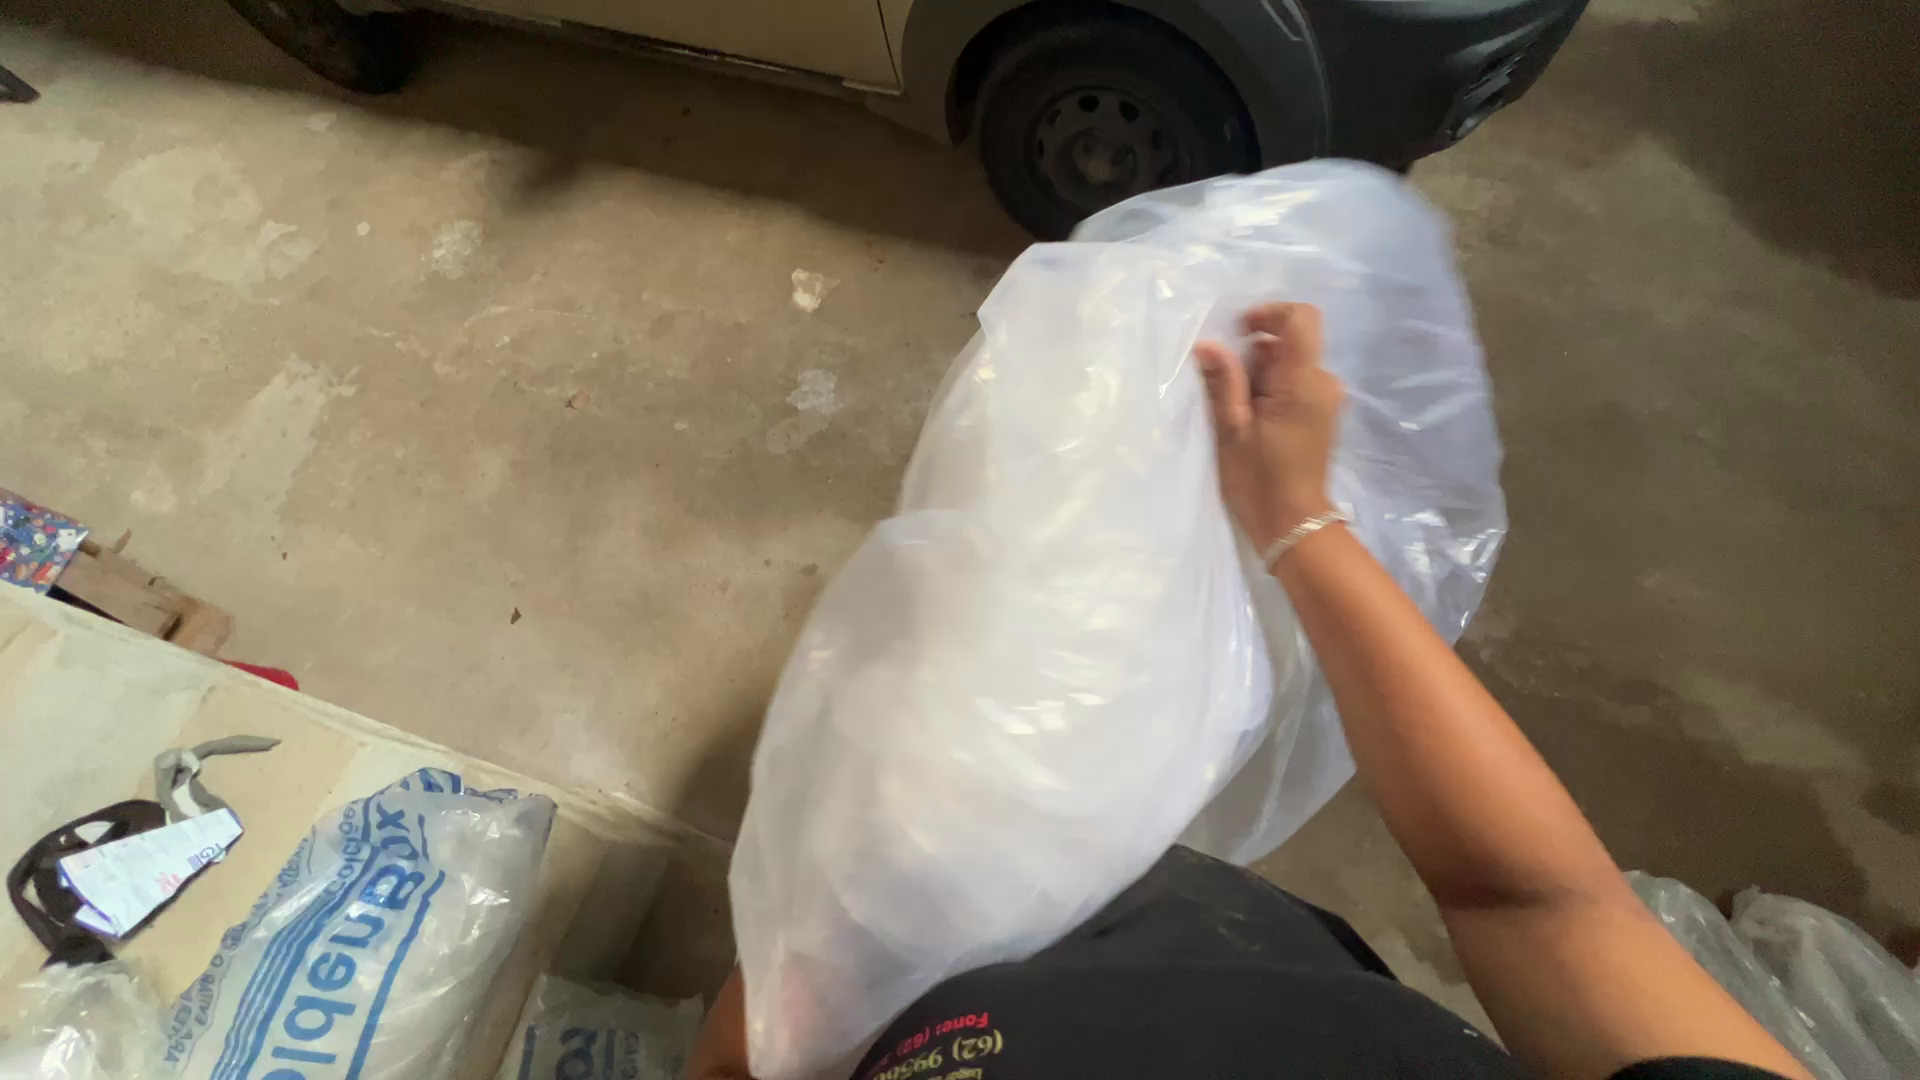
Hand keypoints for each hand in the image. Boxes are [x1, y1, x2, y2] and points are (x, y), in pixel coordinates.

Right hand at [1193, 303, 1344, 552]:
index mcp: (1304, 382)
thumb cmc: (1259, 479)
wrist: (1293, 523)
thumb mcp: (1232, 430)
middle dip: (1255, 354)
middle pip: (1292, 342)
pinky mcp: (1320, 414)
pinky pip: (1295, 384)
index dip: (1271, 313)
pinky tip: (1252, 419)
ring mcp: (1325, 399)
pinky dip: (1270, 390)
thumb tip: (1208, 345)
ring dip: (1260, 375)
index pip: (1302, 319)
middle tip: (1227, 387)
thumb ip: (1223, 383)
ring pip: (1291, 364)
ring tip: (1237, 410)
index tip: (1241, 331)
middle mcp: (1323, 382)